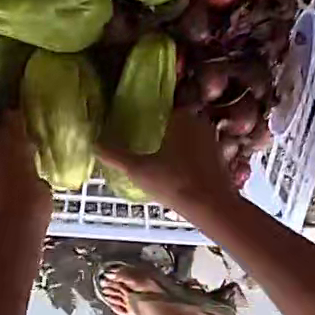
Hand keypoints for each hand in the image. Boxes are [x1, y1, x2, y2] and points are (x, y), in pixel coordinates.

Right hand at [98, 105, 242, 218]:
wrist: (213, 207)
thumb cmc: (174, 183)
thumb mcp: (138, 170)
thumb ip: (115, 155)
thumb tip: (94, 144)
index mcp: (181, 117)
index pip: (160, 107)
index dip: (146, 115)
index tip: (134, 124)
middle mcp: (199, 122)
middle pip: (175, 122)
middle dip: (161, 130)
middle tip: (143, 141)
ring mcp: (213, 140)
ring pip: (189, 137)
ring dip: (176, 144)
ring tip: (157, 156)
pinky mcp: (220, 159)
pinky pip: (199, 152)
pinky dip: (188, 157)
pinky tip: (177, 169)